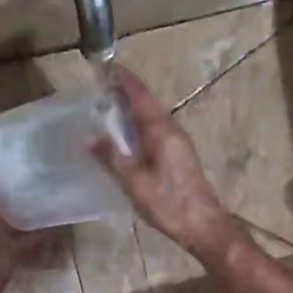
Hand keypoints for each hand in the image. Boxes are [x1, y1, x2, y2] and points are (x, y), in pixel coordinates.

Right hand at [93, 66, 245, 263]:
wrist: (203, 224)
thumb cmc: (168, 203)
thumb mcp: (134, 182)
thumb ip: (112, 158)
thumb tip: (90, 137)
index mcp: (161, 131)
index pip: (141, 97)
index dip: (125, 81)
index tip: (108, 68)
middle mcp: (172, 130)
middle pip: (148, 104)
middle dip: (127, 94)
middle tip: (102, 89)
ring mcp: (178, 142)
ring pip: (153, 117)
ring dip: (134, 109)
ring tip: (110, 109)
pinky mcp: (179, 155)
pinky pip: (156, 130)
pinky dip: (140, 125)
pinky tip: (128, 136)